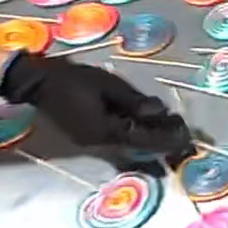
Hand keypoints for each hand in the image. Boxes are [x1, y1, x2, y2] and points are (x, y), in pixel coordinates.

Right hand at [0, 53, 192, 158]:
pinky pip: (119, 140)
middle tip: (188, 142)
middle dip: (163, 143)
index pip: (142, 139)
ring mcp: (91, 141)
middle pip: (138, 146)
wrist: (39, 82)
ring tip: (176, 137)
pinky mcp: (89, 136)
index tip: (187, 138)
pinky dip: (138, 137)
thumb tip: (159, 113)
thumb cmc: (76, 80)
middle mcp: (97, 142)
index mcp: (103, 130)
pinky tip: (152, 131)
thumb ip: (135, 102)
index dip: (166, 138)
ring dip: (153, 142)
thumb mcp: (110, 86)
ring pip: (129, 145)